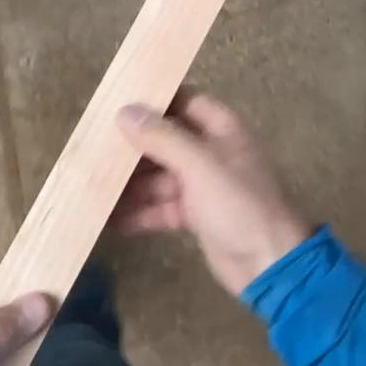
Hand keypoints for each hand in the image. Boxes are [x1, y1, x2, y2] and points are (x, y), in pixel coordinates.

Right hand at [113, 91, 313, 294]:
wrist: (272, 266)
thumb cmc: (240, 204)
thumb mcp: (200, 165)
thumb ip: (161, 137)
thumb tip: (123, 112)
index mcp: (221, 130)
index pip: (185, 101)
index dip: (155, 100)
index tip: (118, 102)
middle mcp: (211, 153)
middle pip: (165, 140)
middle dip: (133, 146)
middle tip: (95, 147)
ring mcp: (203, 186)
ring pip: (159, 177)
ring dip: (131, 183)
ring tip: (94, 185)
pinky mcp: (196, 216)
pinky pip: (161, 208)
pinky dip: (139, 213)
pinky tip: (109, 219)